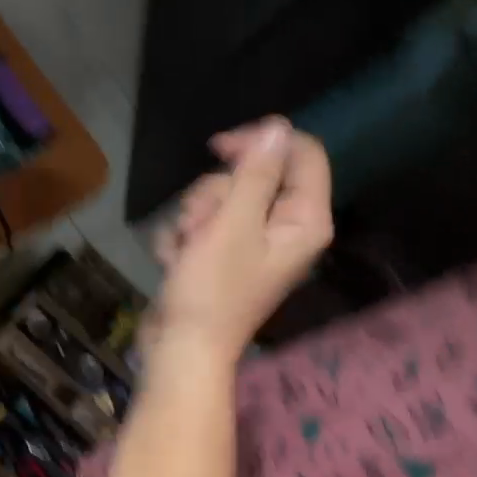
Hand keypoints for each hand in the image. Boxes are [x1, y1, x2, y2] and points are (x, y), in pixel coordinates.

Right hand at [152, 117, 332, 359]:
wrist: (179, 349)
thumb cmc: (211, 292)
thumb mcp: (232, 226)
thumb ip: (256, 174)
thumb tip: (276, 127)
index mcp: (304, 219)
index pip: (300, 154)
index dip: (260, 143)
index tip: (217, 147)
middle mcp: (282, 228)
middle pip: (250, 178)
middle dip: (213, 196)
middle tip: (198, 225)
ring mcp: (247, 244)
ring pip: (217, 202)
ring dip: (190, 220)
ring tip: (182, 250)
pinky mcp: (216, 258)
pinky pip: (199, 227)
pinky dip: (180, 240)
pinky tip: (172, 261)